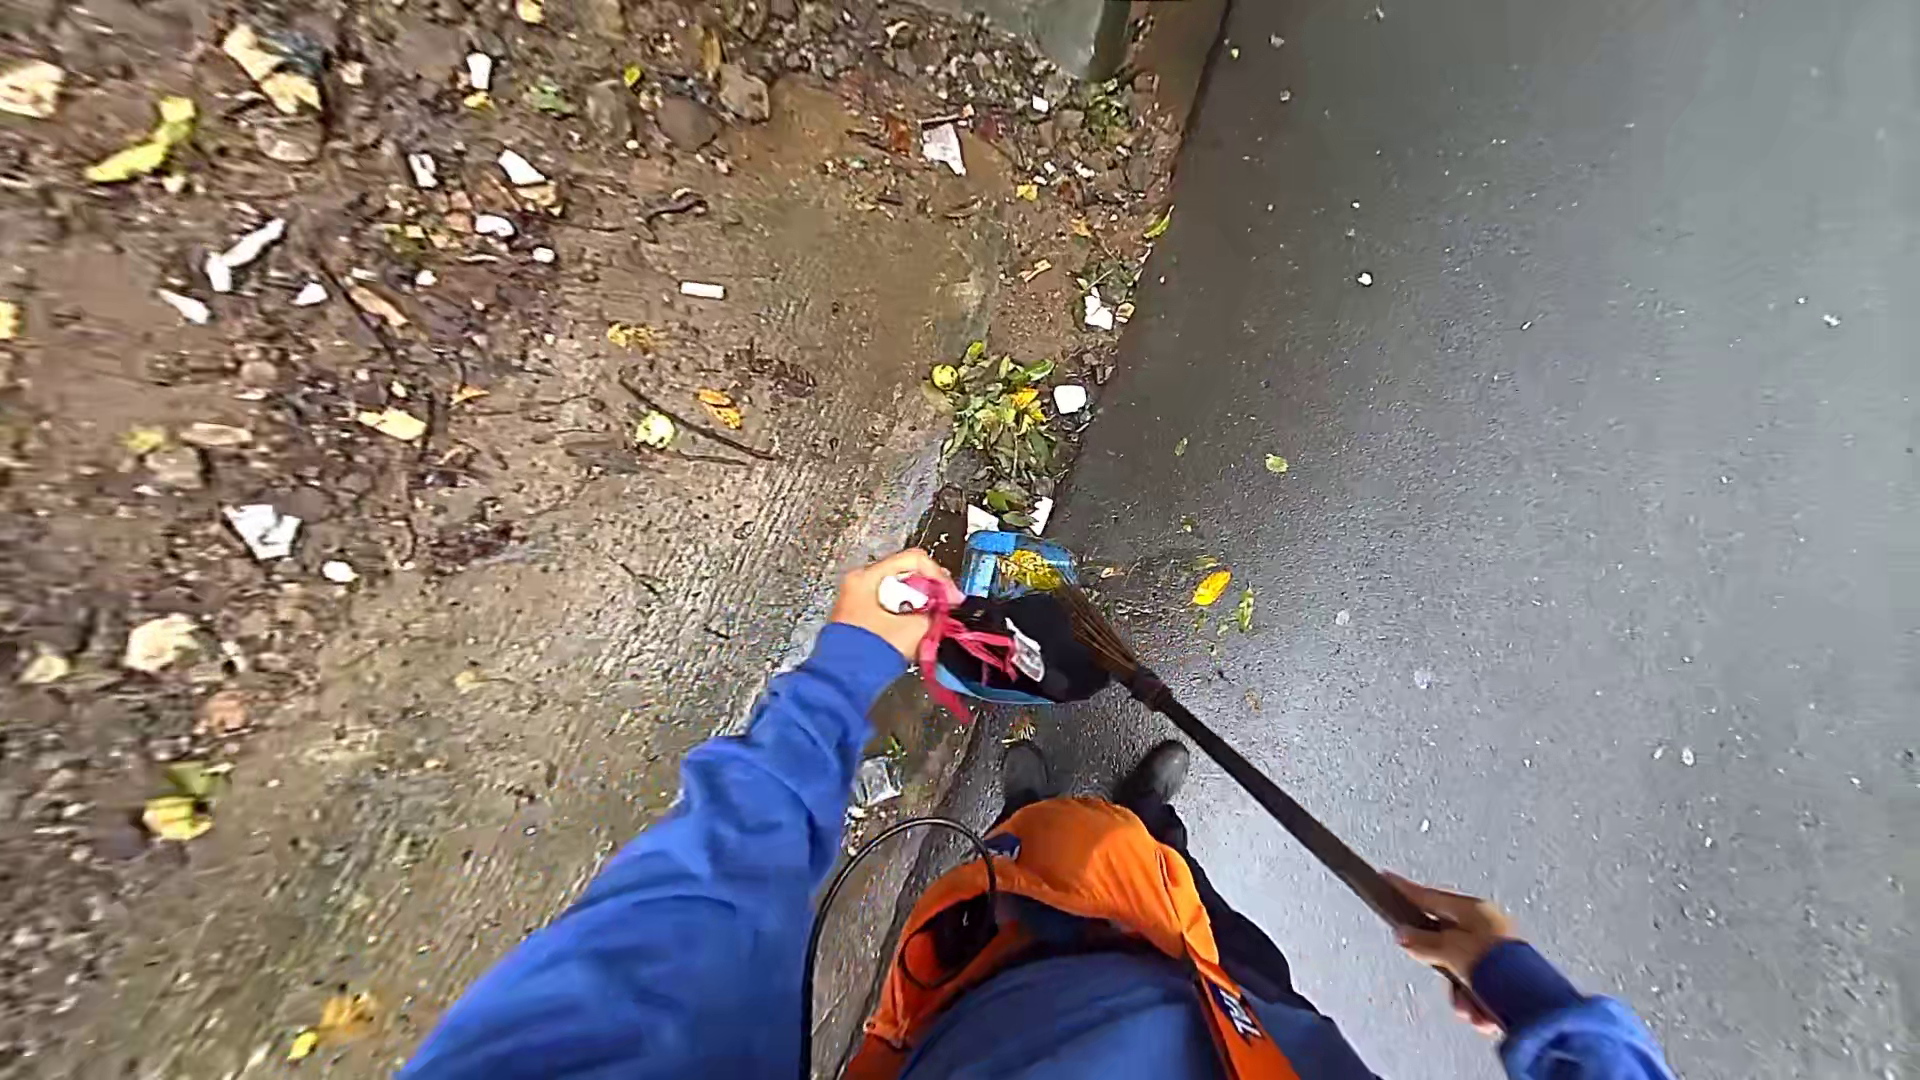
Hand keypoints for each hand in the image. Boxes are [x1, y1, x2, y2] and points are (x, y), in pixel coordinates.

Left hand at [828, 549, 957, 659]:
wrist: (843, 681)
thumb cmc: (871, 651)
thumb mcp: (913, 629)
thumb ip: (935, 614)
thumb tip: (945, 609)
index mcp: (868, 576)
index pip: (913, 560)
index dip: (938, 576)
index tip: (951, 597)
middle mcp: (861, 582)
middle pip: (907, 572)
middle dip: (931, 589)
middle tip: (947, 605)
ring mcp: (859, 599)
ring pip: (900, 589)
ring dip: (921, 601)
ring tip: (934, 618)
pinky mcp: (862, 616)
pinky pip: (892, 604)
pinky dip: (908, 612)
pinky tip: (918, 627)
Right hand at [1386, 872, 1516, 1035]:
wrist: (1541, 1008)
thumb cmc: (1499, 967)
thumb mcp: (1449, 950)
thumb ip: (1422, 942)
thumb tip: (1403, 935)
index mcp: (1475, 909)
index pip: (1428, 895)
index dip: (1404, 888)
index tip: (1386, 878)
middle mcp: (1489, 926)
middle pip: (1444, 936)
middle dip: (1438, 962)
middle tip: (1432, 969)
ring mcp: (1502, 953)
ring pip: (1461, 967)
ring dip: (1460, 990)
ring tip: (1468, 1006)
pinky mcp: (1513, 981)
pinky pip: (1480, 985)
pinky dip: (1477, 1001)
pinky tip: (1481, 1013)